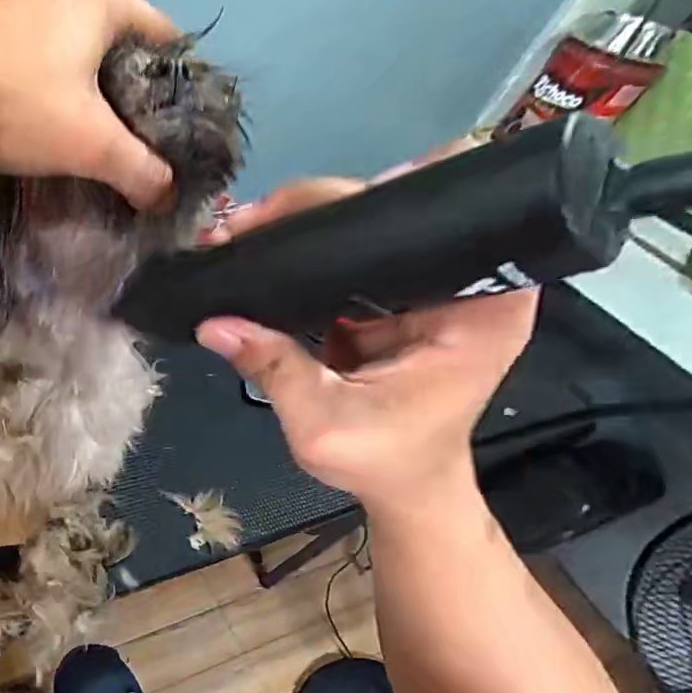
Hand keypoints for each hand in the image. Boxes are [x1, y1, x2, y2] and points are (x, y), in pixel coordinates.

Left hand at [0, 0, 180, 209]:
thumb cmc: (18, 106)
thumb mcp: (91, 144)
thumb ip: (140, 170)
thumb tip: (168, 194)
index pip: (168, 41)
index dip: (176, 92)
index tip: (171, 136)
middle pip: (123, 46)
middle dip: (131, 96)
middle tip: (131, 146)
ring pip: (80, 51)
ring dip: (89, 93)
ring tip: (88, 140)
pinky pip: (43, 54)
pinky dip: (53, 85)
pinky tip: (44, 120)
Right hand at [194, 168, 536, 515]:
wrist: (402, 488)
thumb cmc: (382, 464)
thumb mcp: (323, 423)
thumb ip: (274, 369)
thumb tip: (212, 323)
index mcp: (479, 305)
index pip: (421, 221)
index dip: (355, 204)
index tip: (287, 211)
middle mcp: (467, 281)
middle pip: (391, 215)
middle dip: (317, 211)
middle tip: (249, 221)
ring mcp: (430, 286)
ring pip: (367, 232)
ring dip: (307, 230)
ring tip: (249, 231)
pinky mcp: (397, 297)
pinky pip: (351, 260)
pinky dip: (308, 258)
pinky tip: (266, 252)